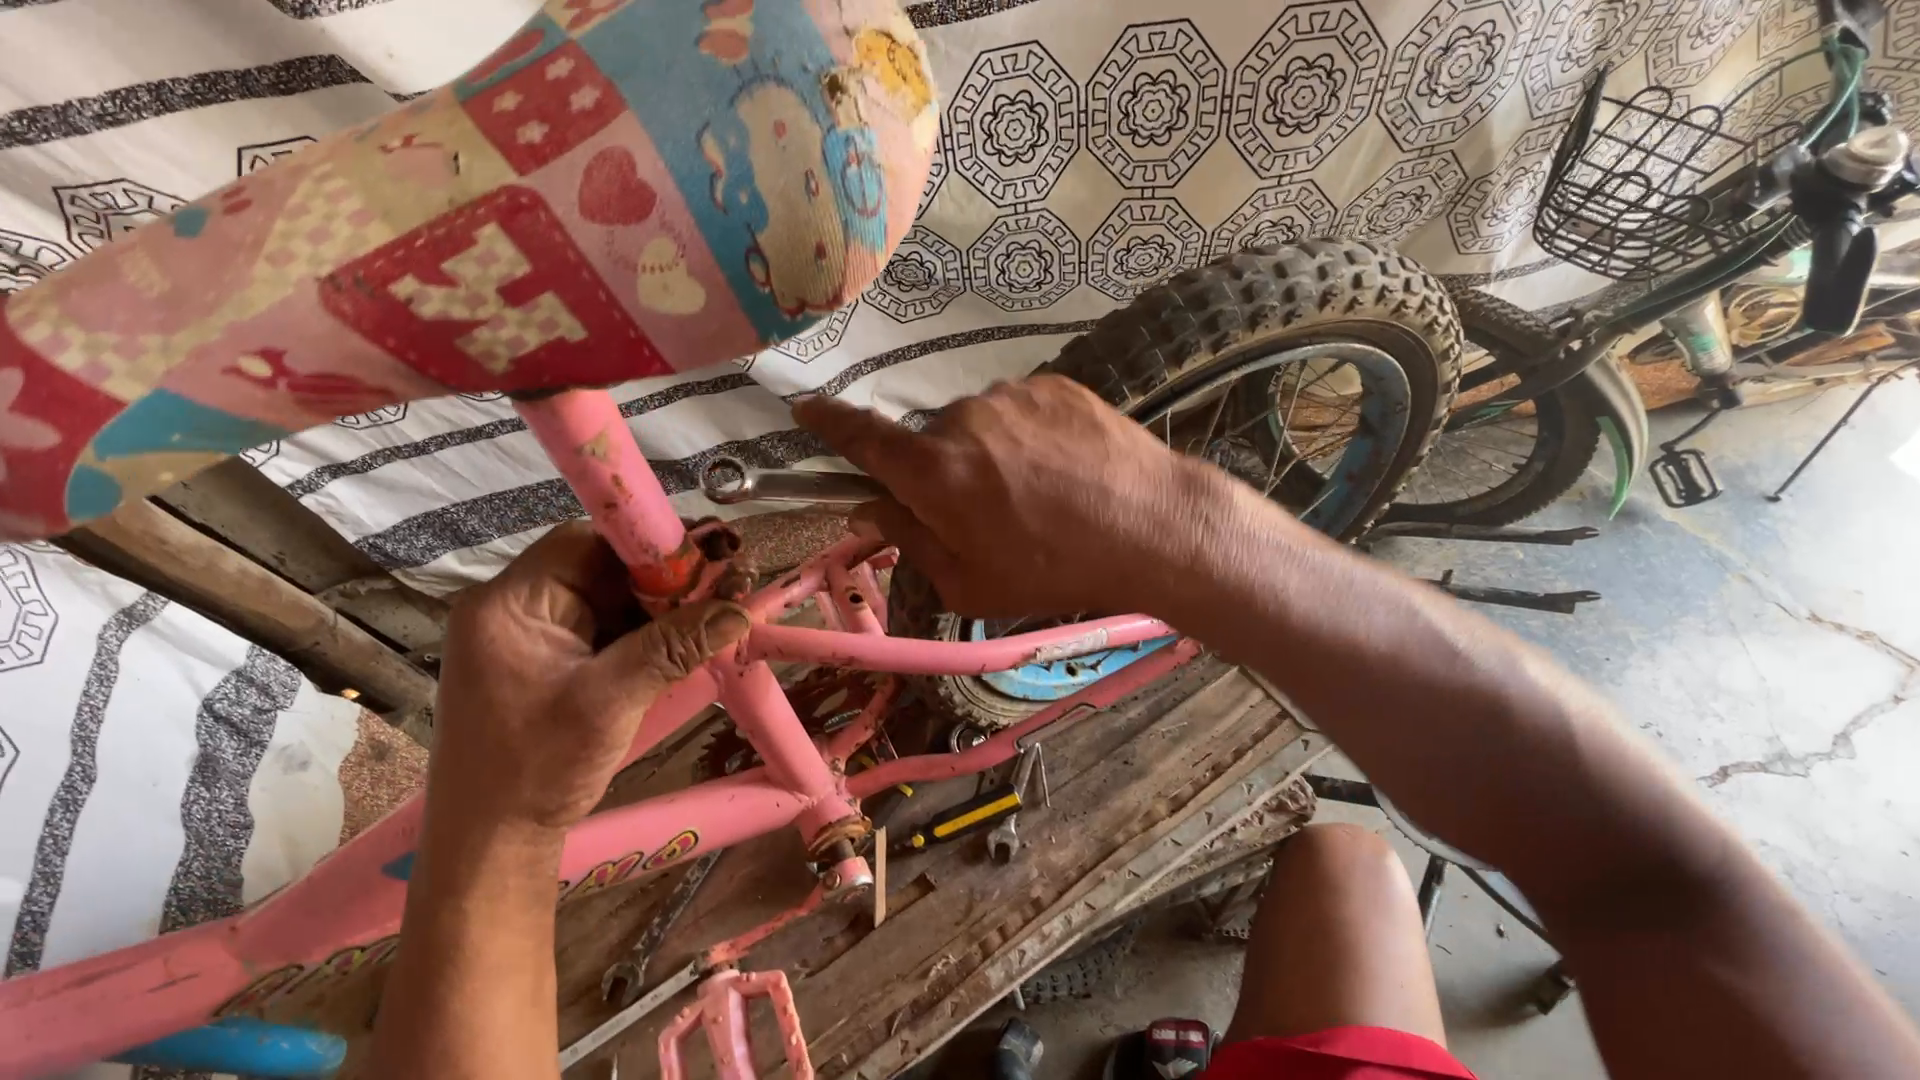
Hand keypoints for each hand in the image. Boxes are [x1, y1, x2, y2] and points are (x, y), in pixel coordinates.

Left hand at [430, 522, 748, 833]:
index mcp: (510, 604)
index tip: (709, 551)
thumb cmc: (536, 769)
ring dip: (663, 605)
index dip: (649, 543)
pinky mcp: (550, 663)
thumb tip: (738, 611)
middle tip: (727, 580)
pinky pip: (607, 630)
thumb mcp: (610, 701)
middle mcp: (518, 609)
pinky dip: (647, 632)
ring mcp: (533, 637)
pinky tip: (689, 637)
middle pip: (602, 568)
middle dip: (666, 576)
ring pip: (610, 599)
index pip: (587, 543)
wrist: (491, 844)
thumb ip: (673, 648)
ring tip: (720, 607)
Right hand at [794, 376, 1219, 617]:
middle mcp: (964, 420)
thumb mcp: (970, 583)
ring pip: (979, 426)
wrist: (1155, 529)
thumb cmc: (1055, 570)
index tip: (804, 408)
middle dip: (943, 473)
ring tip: (1040, 494)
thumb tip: (868, 509)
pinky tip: (1065, 470)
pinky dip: (1029, 437)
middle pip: (931, 443)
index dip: (828, 424)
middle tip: (988, 513)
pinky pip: (1021, 411)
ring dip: (991, 455)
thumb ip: (910, 540)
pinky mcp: (1056, 385)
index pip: (862, 437)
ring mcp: (1013, 395)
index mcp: (933, 471)